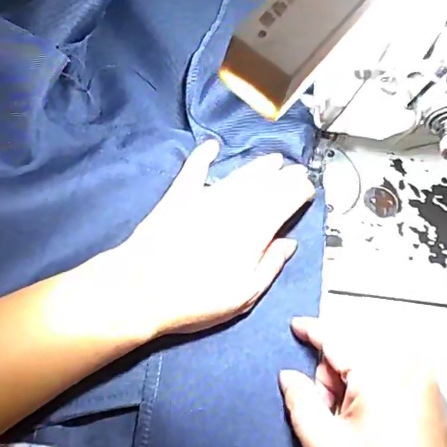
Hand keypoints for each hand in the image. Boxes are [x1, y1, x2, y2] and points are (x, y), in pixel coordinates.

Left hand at [103, 140, 315, 337]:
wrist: (140, 290)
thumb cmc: (194, 299)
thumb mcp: (243, 295)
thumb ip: (270, 266)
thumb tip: (287, 245)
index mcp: (254, 230)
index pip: (286, 199)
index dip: (301, 190)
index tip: (307, 189)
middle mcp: (233, 207)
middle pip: (267, 183)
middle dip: (285, 175)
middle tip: (296, 172)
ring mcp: (205, 198)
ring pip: (239, 175)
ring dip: (259, 166)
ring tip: (273, 160)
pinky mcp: (178, 196)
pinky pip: (194, 169)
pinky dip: (204, 156)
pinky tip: (212, 147)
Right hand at [280, 317, 446, 446]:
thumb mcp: (324, 445)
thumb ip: (299, 401)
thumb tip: (289, 378)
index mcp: (381, 370)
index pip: (336, 335)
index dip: (310, 330)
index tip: (295, 327)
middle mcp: (407, 366)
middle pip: (352, 349)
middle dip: (330, 374)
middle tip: (325, 414)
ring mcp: (422, 380)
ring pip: (369, 364)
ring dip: (350, 384)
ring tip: (348, 429)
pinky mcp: (429, 396)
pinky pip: (388, 376)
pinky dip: (369, 391)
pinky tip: (367, 429)